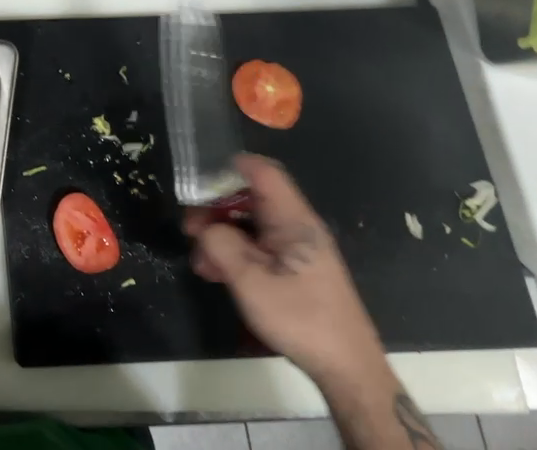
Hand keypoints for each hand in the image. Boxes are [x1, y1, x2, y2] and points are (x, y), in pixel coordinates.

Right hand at [182, 154, 385, 387]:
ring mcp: (297, 249)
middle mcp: (297, 227)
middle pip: (251, 198)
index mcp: (293, 220)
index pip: (262, 172)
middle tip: (190, 231)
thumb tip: (205, 228)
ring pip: (251, 225)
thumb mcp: (250, 280)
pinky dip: (235, 253)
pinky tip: (218, 274)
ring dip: (222, 236)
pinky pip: (259, 247)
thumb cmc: (300, 318)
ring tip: (202, 263)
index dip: (229, 167)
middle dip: (216, 209)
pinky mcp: (295, 269)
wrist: (346, 368)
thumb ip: (221, 244)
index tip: (197, 182)